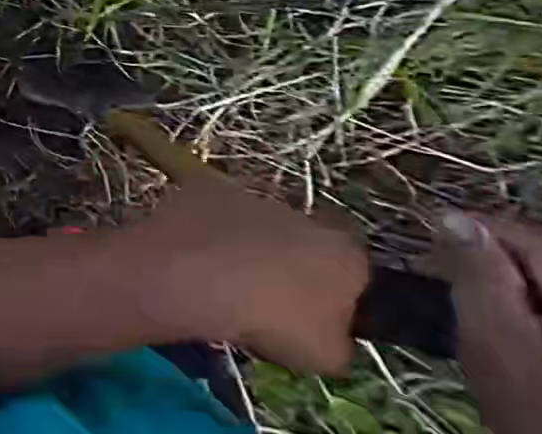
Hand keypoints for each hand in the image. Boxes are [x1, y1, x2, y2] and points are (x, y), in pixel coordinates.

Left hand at [142, 177, 368, 373]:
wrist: (195, 277)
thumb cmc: (271, 320)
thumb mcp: (329, 355)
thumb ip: (337, 334)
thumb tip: (325, 327)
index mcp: (343, 251)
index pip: (351, 264)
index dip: (335, 286)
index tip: (315, 308)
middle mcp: (298, 213)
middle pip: (299, 237)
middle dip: (285, 258)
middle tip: (263, 292)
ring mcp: (246, 194)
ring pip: (251, 220)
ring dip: (242, 238)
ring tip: (219, 271)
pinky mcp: (201, 186)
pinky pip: (209, 208)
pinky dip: (203, 224)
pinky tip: (190, 249)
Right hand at [435, 211, 541, 433]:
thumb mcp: (500, 350)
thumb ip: (480, 279)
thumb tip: (455, 219)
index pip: (539, 243)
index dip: (480, 231)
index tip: (430, 239)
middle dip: (504, 266)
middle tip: (449, 278)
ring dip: (529, 291)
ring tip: (489, 311)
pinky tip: (535, 338)